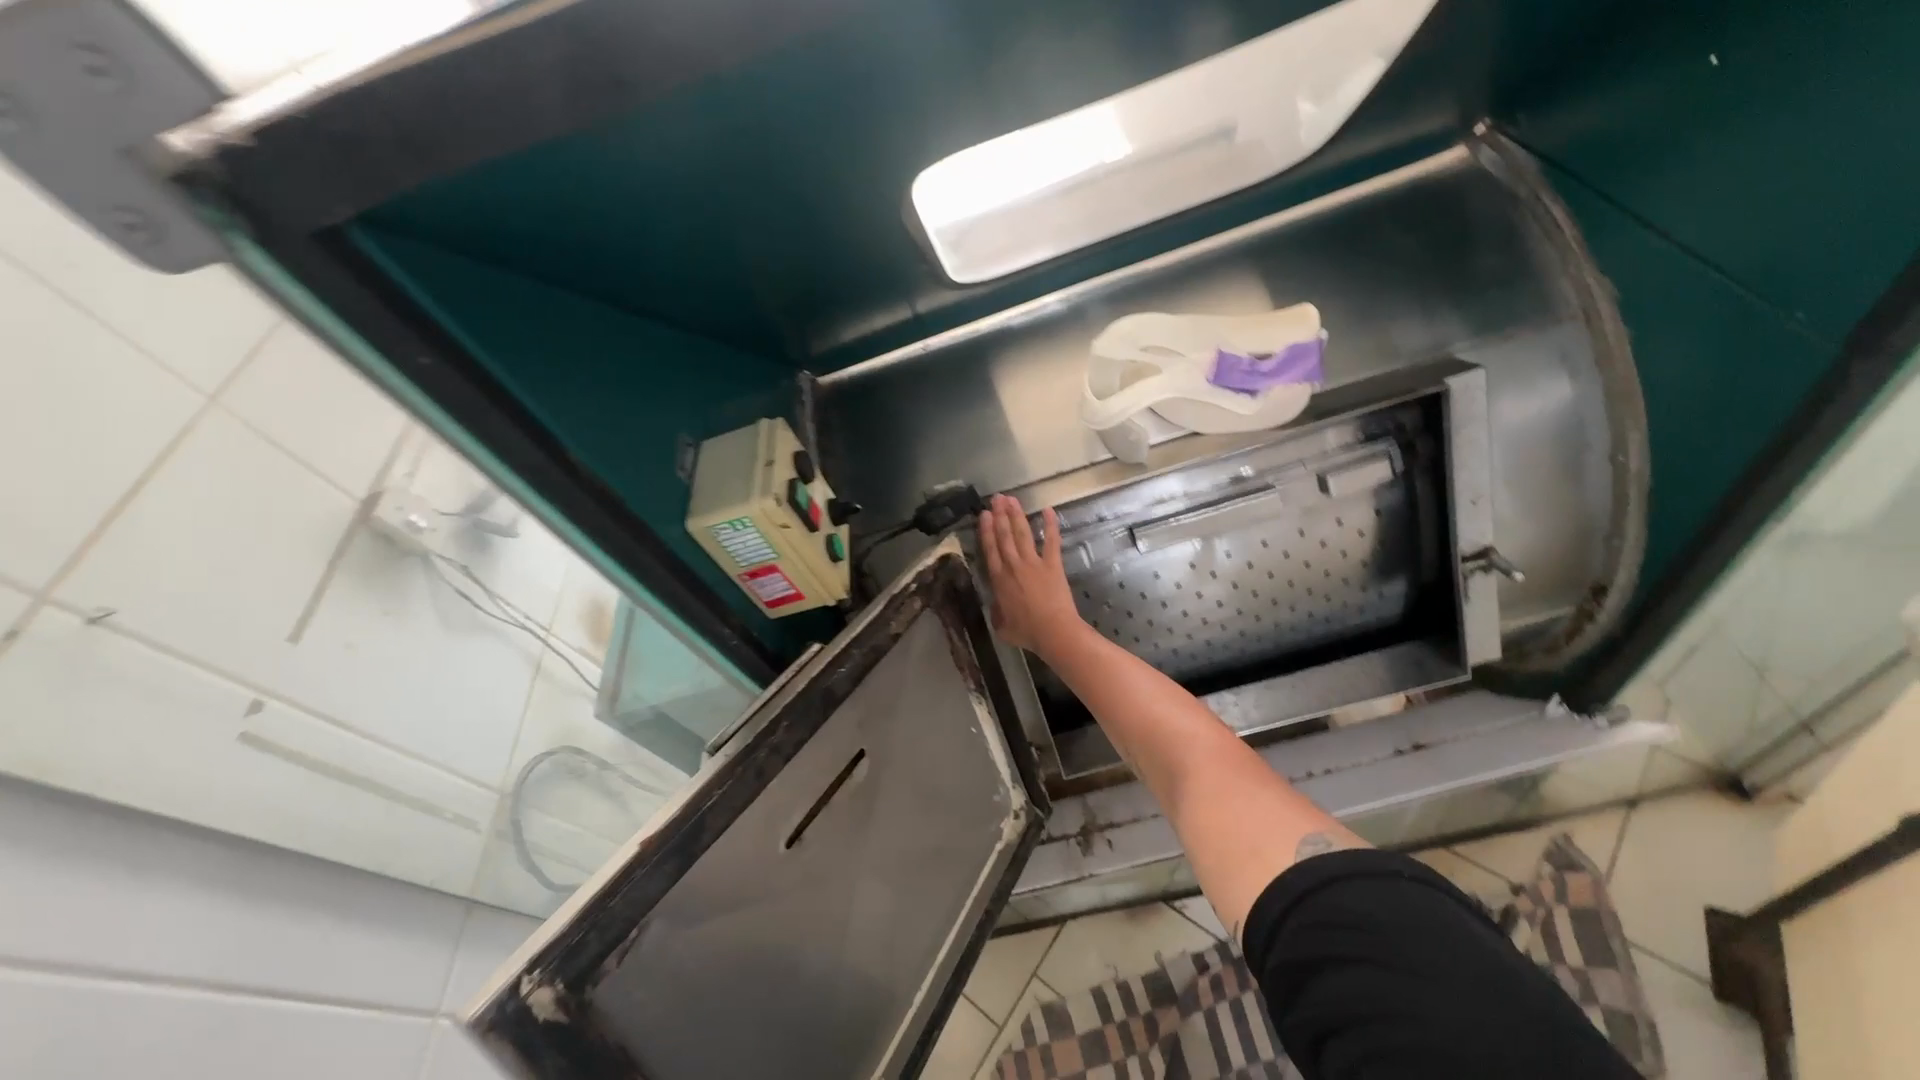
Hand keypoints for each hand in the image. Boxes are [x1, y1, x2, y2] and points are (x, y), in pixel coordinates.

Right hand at [977, 494, 1085, 656]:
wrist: (1054, 632)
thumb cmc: (1027, 633)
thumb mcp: (1002, 627)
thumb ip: (997, 614)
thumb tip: (997, 608)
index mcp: (999, 580)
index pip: (990, 550)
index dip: (986, 530)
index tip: (984, 515)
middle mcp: (1013, 566)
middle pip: (1004, 536)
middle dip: (999, 515)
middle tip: (996, 498)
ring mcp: (1034, 563)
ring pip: (1022, 533)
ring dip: (1016, 515)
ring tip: (1011, 499)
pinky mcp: (1053, 565)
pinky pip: (1051, 541)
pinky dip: (1050, 525)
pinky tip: (1048, 510)